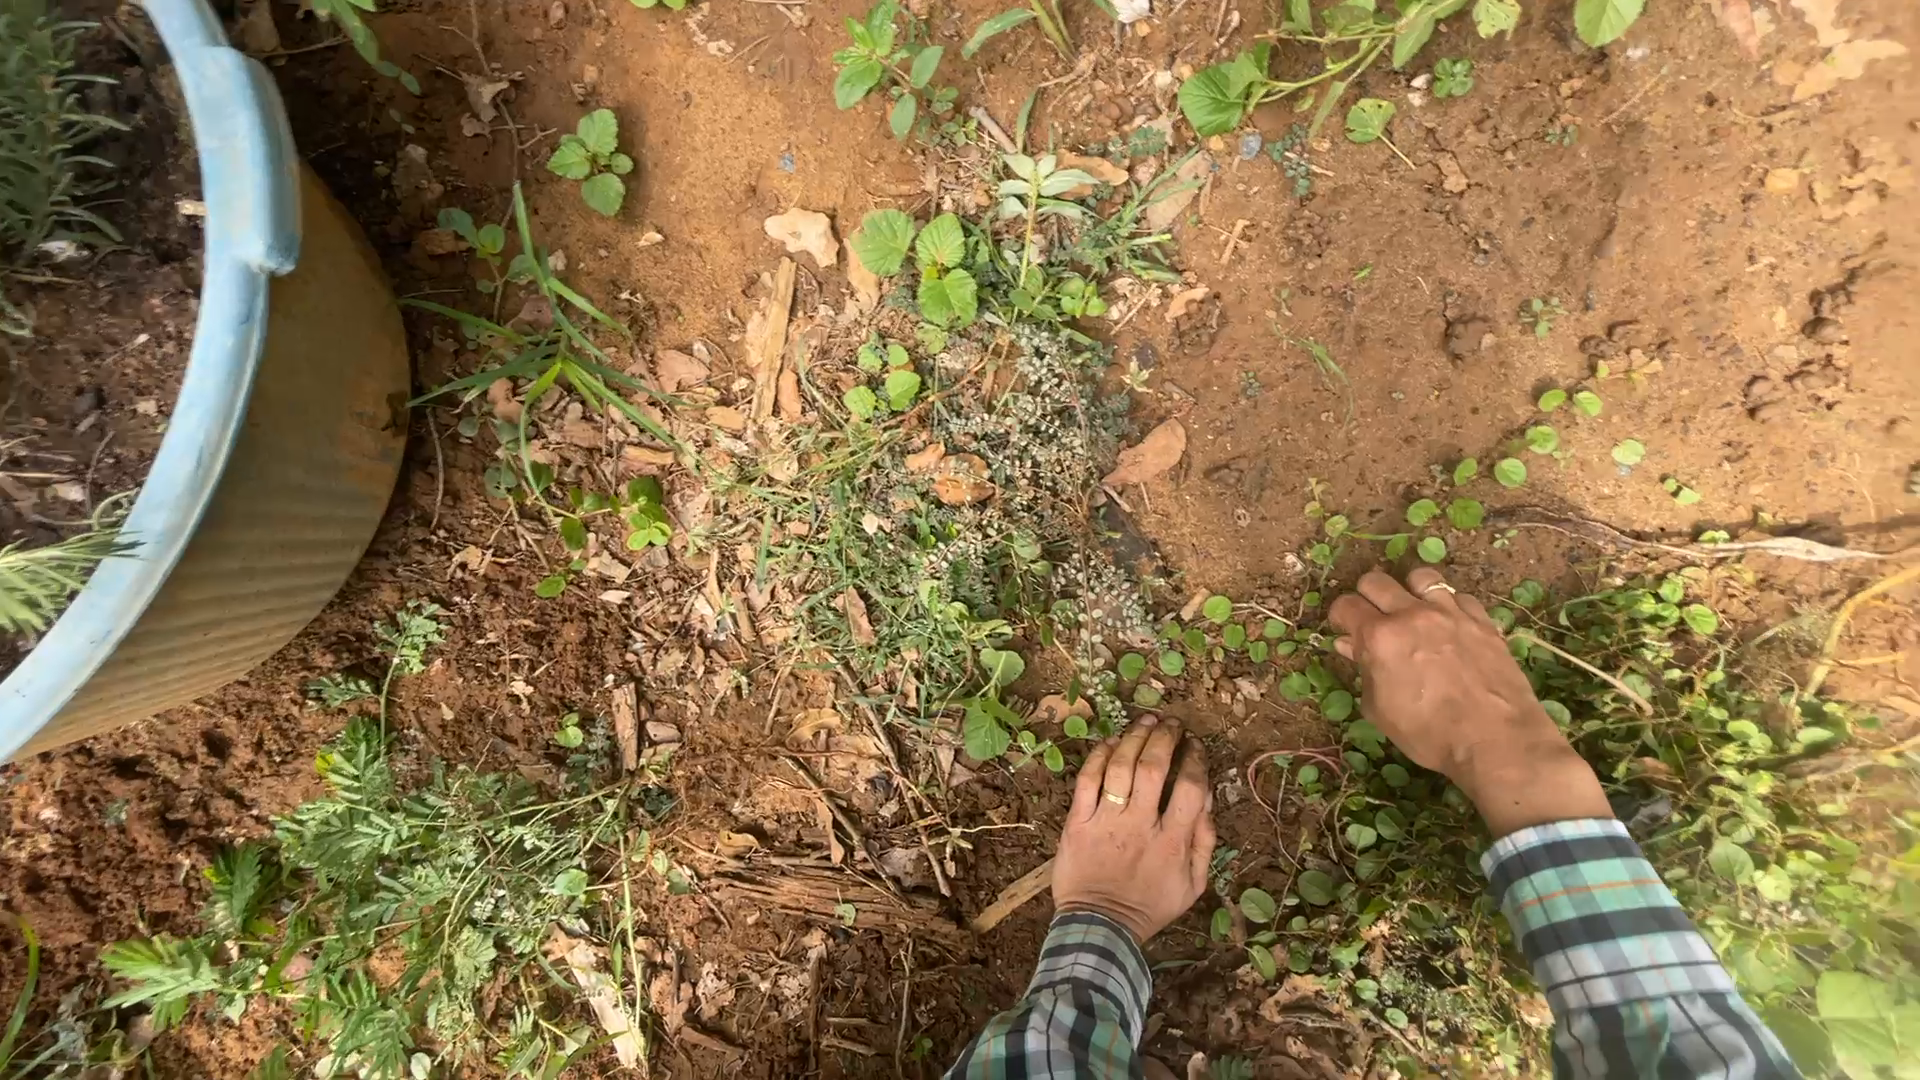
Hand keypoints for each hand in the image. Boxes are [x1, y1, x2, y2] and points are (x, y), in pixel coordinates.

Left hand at [1052, 716, 1215, 942]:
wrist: (1099, 927)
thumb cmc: (1149, 906)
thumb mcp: (1192, 886)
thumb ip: (1204, 843)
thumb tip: (1209, 802)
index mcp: (1172, 843)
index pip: (1190, 789)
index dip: (1195, 760)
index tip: (1195, 744)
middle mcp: (1140, 825)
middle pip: (1154, 768)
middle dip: (1165, 738)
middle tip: (1171, 722)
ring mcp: (1106, 821)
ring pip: (1121, 767)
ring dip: (1134, 738)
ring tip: (1145, 721)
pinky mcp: (1077, 822)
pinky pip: (1087, 780)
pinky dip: (1099, 757)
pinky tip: (1110, 741)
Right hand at [1328, 568, 1610, 836]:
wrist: (1497, 742)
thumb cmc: (1428, 733)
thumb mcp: (1379, 708)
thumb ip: (1363, 669)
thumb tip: (1351, 645)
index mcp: (1379, 637)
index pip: (1344, 605)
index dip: (1339, 618)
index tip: (1345, 631)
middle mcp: (1411, 615)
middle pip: (1375, 580)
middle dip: (1366, 598)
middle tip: (1372, 620)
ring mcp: (1450, 614)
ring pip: (1419, 577)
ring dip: (1408, 590)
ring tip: (1412, 611)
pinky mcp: (1482, 621)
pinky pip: (1458, 596)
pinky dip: (1446, 605)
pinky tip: (1447, 625)